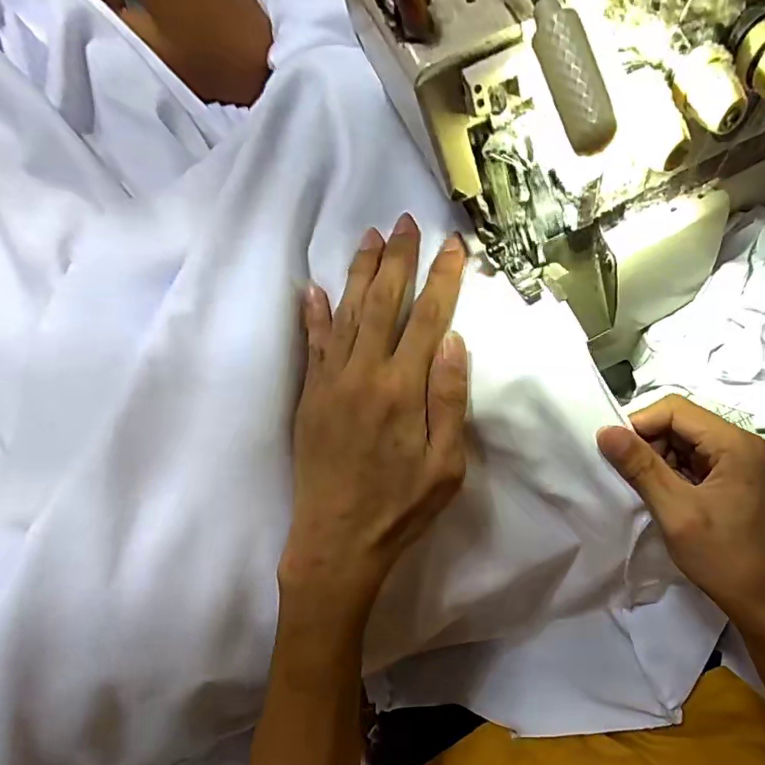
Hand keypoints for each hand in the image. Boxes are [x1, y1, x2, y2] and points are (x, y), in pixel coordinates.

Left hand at [279, 215, 470, 621]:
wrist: (337, 541)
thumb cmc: (402, 508)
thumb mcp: (446, 465)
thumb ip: (449, 401)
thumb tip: (454, 343)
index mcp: (404, 390)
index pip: (428, 319)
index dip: (443, 280)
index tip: (454, 247)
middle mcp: (364, 375)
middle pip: (383, 304)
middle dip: (399, 260)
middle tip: (407, 223)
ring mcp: (331, 383)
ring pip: (346, 313)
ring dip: (360, 273)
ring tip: (371, 239)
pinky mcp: (310, 397)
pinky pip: (312, 344)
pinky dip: (315, 313)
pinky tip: (316, 288)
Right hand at [597, 395, 764, 628]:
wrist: (756, 596)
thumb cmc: (719, 555)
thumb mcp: (675, 510)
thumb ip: (641, 467)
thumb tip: (606, 431)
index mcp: (734, 443)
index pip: (676, 409)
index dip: (640, 424)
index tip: (614, 451)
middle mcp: (739, 442)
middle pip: (681, 421)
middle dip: (649, 442)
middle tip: (629, 475)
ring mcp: (737, 460)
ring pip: (684, 440)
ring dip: (658, 457)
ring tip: (645, 487)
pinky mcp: (730, 477)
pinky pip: (693, 459)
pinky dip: (671, 470)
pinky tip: (661, 493)